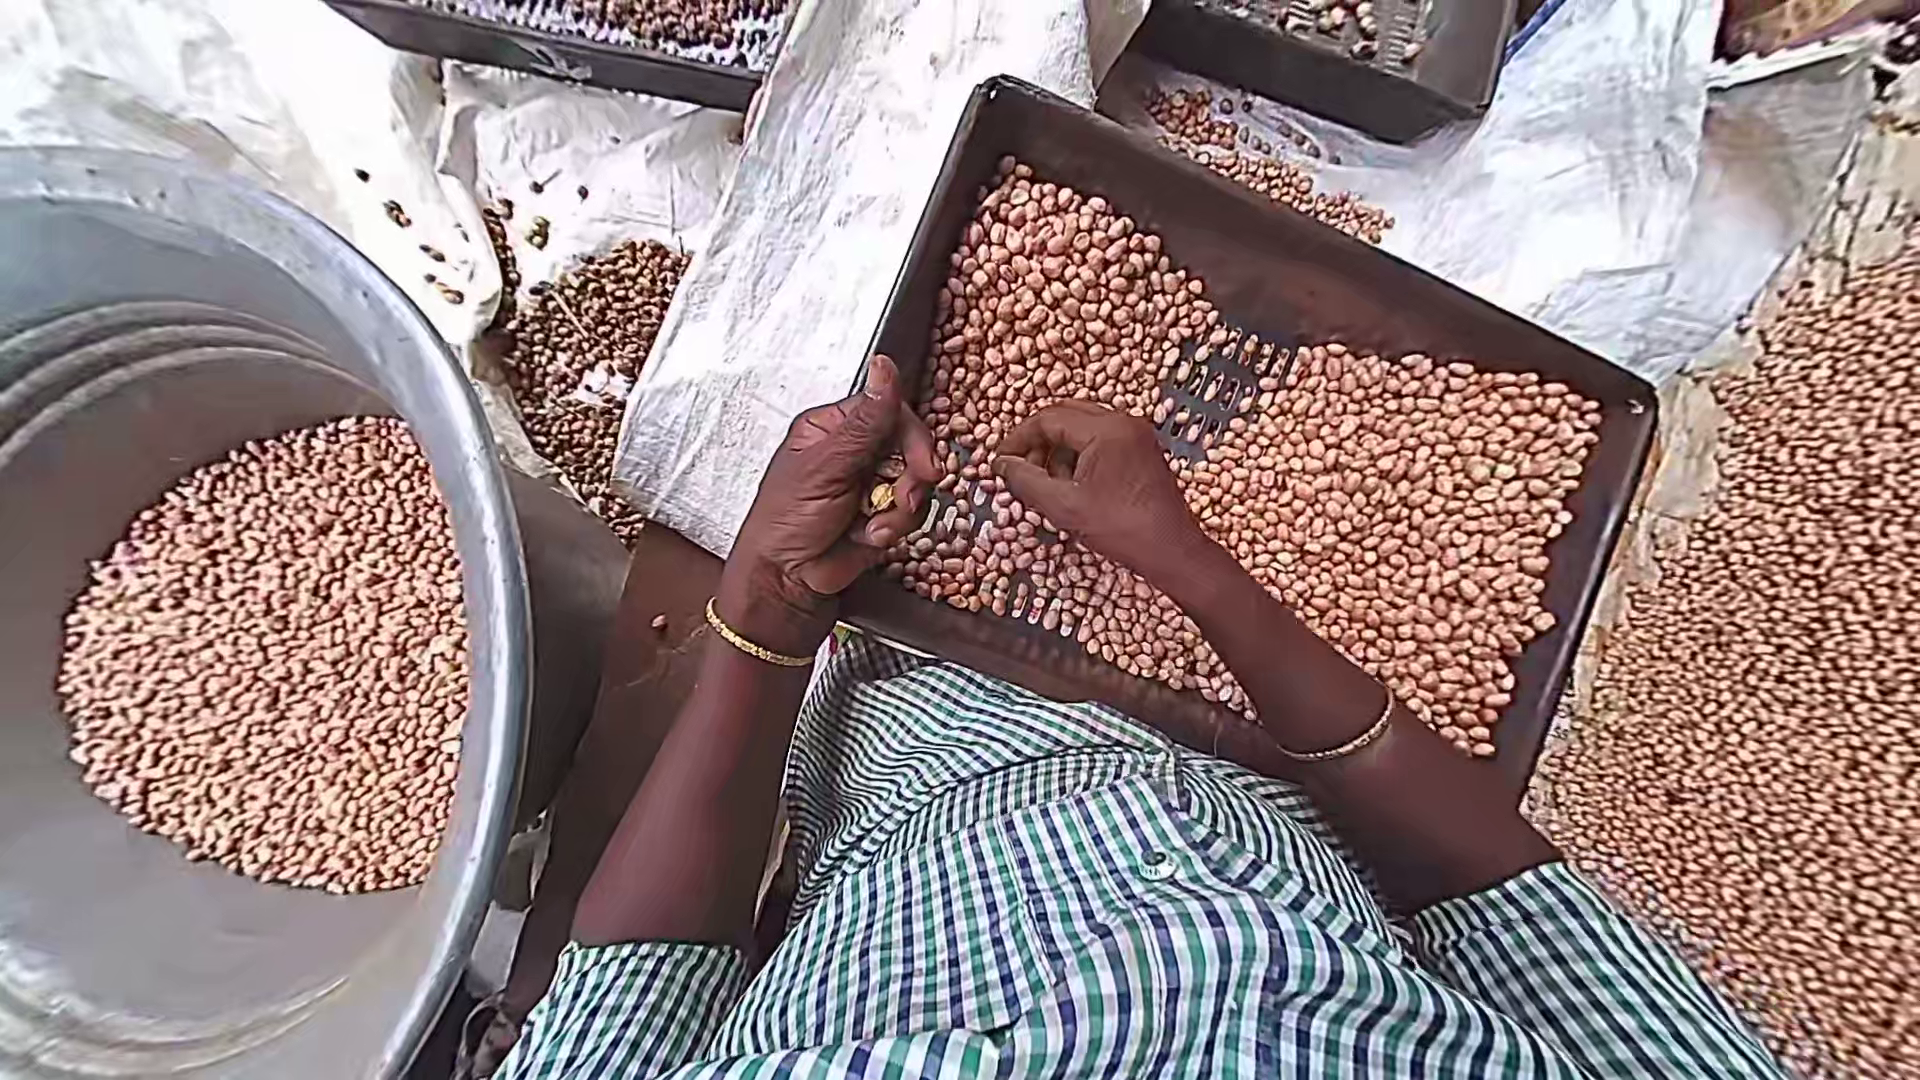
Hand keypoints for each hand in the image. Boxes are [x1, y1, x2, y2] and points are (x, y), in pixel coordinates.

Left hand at [718, 354, 939, 655]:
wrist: (787, 580)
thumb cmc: (786, 521)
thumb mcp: (826, 467)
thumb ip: (865, 422)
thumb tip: (885, 367)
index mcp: (834, 429)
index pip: (889, 413)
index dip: (912, 437)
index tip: (923, 463)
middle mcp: (856, 452)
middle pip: (910, 448)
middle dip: (910, 478)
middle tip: (902, 497)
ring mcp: (871, 483)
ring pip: (916, 482)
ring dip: (900, 509)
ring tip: (873, 526)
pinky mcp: (883, 512)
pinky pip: (912, 511)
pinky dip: (896, 527)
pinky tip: (870, 536)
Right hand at [990, 401, 1215, 589]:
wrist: (1171, 551)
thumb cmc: (1122, 529)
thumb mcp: (1064, 506)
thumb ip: (1026, 481)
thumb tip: (1002, 465)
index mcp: (1107, 430)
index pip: (1048, 418)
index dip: (1018, 439)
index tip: (1001, 461)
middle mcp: (1124, 424)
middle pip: (1065, 417)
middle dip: (1037, 443)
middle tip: (1020, 469)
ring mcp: (1136, 437)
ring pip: (1082, 430)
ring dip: (1057, 452)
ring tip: (1049, 486)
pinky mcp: (1141, 453)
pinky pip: (1099, 443)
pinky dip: (1078, 458)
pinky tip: (1072, 488)